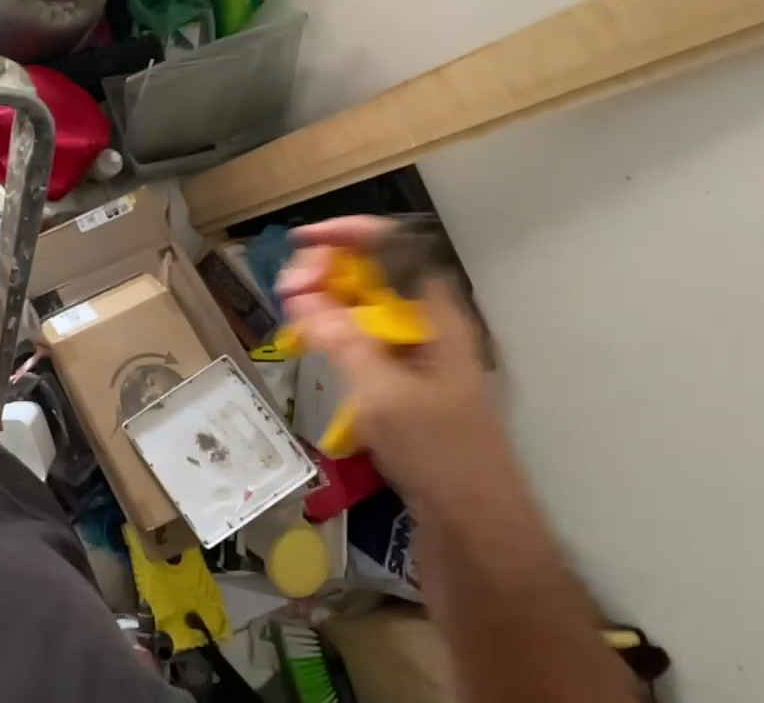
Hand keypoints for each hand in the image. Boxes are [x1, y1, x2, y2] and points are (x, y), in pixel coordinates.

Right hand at [277, 217, 509, 505]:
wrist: (475, 528)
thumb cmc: (439, 454)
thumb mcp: (383, 393)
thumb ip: (342, 338)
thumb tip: (300, 293)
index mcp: (439, 318)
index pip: (397, 248)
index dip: (349, 235)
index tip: (301, 241)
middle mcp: (431, 328)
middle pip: (377, 274)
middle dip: (328, 270)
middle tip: (288, 289)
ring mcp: (420, 356)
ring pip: (368, 306)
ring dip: (327, 300)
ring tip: (292, 314)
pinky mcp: (407, 383)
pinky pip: (366, 338)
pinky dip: (335, 331)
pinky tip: (312, 344)